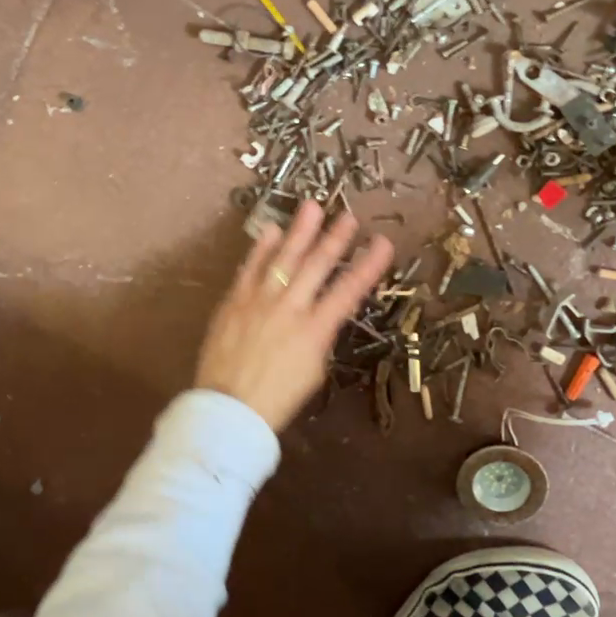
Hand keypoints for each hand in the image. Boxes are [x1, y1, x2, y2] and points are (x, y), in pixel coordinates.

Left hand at [194, 200, 394, 431]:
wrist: (230, 409)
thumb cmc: (278, 399)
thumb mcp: (314, 370)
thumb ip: (320, 336)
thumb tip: (322, 314)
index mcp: (315, 330)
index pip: (350, 291)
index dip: (369, 266)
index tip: (385, 243)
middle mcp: (290, 308)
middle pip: (317, 266)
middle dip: (336, 239)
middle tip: (350, 217)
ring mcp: (259, 301)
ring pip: (284, 259)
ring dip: (300, 232)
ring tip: (312, 207)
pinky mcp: (234, 302)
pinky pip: (250, 269)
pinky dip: (262, 249)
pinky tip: (272, 231)